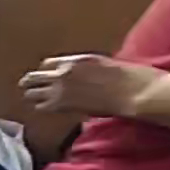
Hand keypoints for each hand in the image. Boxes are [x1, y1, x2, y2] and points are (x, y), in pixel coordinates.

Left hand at [19, 54, 164, 117]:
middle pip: (31, 78)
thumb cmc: (132, 78)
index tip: (49, 79)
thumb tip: (78, 77)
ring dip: (35, 97)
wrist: (139, 92)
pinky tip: (51, 110)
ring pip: (30, 93)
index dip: (47, 72)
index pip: (47, 64)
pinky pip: (40, 107)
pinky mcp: (61, 104)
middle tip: (33, 90)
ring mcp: (60, 88)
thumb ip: (85, 69)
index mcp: (76, 60)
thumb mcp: (104, 64)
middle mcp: (63, 72)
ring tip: (40, 101)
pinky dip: (44, 108)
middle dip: (30, 84)